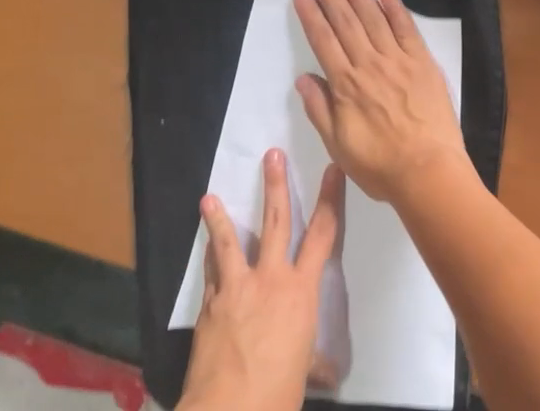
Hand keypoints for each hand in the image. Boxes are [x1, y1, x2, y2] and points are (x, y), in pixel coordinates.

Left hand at [180, 149, 343, 410]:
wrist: (229, 409)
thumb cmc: (278, 391)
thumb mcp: (305, 371)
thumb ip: (314, 361)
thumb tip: (327, 371)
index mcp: (301, 292)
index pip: (323, 235)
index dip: (329, 199)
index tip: (332, 170)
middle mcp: (270, 280)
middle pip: (276, 222)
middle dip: (275, 185)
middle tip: (271, 155)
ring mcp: (236, 289)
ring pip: (230, 242)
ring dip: (220, 218)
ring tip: (208, 197)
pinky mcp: (210, 305)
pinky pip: (212, 274)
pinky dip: (210, 259)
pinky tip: (206, 251)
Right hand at [292, 0, 469, 204]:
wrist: (429, 172)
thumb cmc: (380, 166)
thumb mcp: (338, 146)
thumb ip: (319, 109)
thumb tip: (303, 77)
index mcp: (345, 85)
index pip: (323, 40)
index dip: (311, 14)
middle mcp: (369, 64)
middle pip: (346, 21)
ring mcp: (398, 60)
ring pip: (374, 18)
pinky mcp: (423, 63)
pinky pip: (407, 29)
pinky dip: (396, 9)